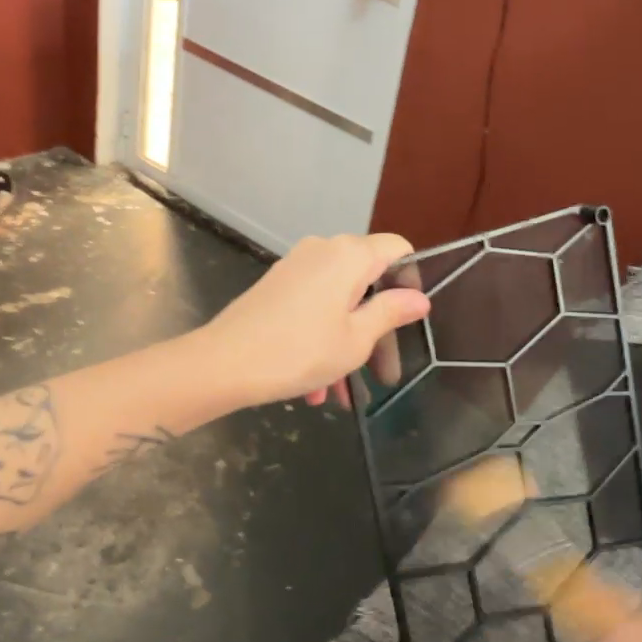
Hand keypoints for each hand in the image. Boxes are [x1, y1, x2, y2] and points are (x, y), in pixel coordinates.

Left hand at [201, 233, 429, 410]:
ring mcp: (297, 267)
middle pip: (368, 280)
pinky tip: (316, 388)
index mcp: (350, 255)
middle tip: (383, 373)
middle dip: (378, 327)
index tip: (410, 320)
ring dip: (348, 342)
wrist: (221, 364)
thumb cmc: (299, 350)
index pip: (397, 249)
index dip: (412, 281)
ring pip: (340, 300)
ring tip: (344, 392)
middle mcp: (324, 250)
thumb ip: (391, 312)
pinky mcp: (277, 285)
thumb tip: (419, 298)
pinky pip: (315, 306)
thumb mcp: (355, 339)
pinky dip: (323, 337)